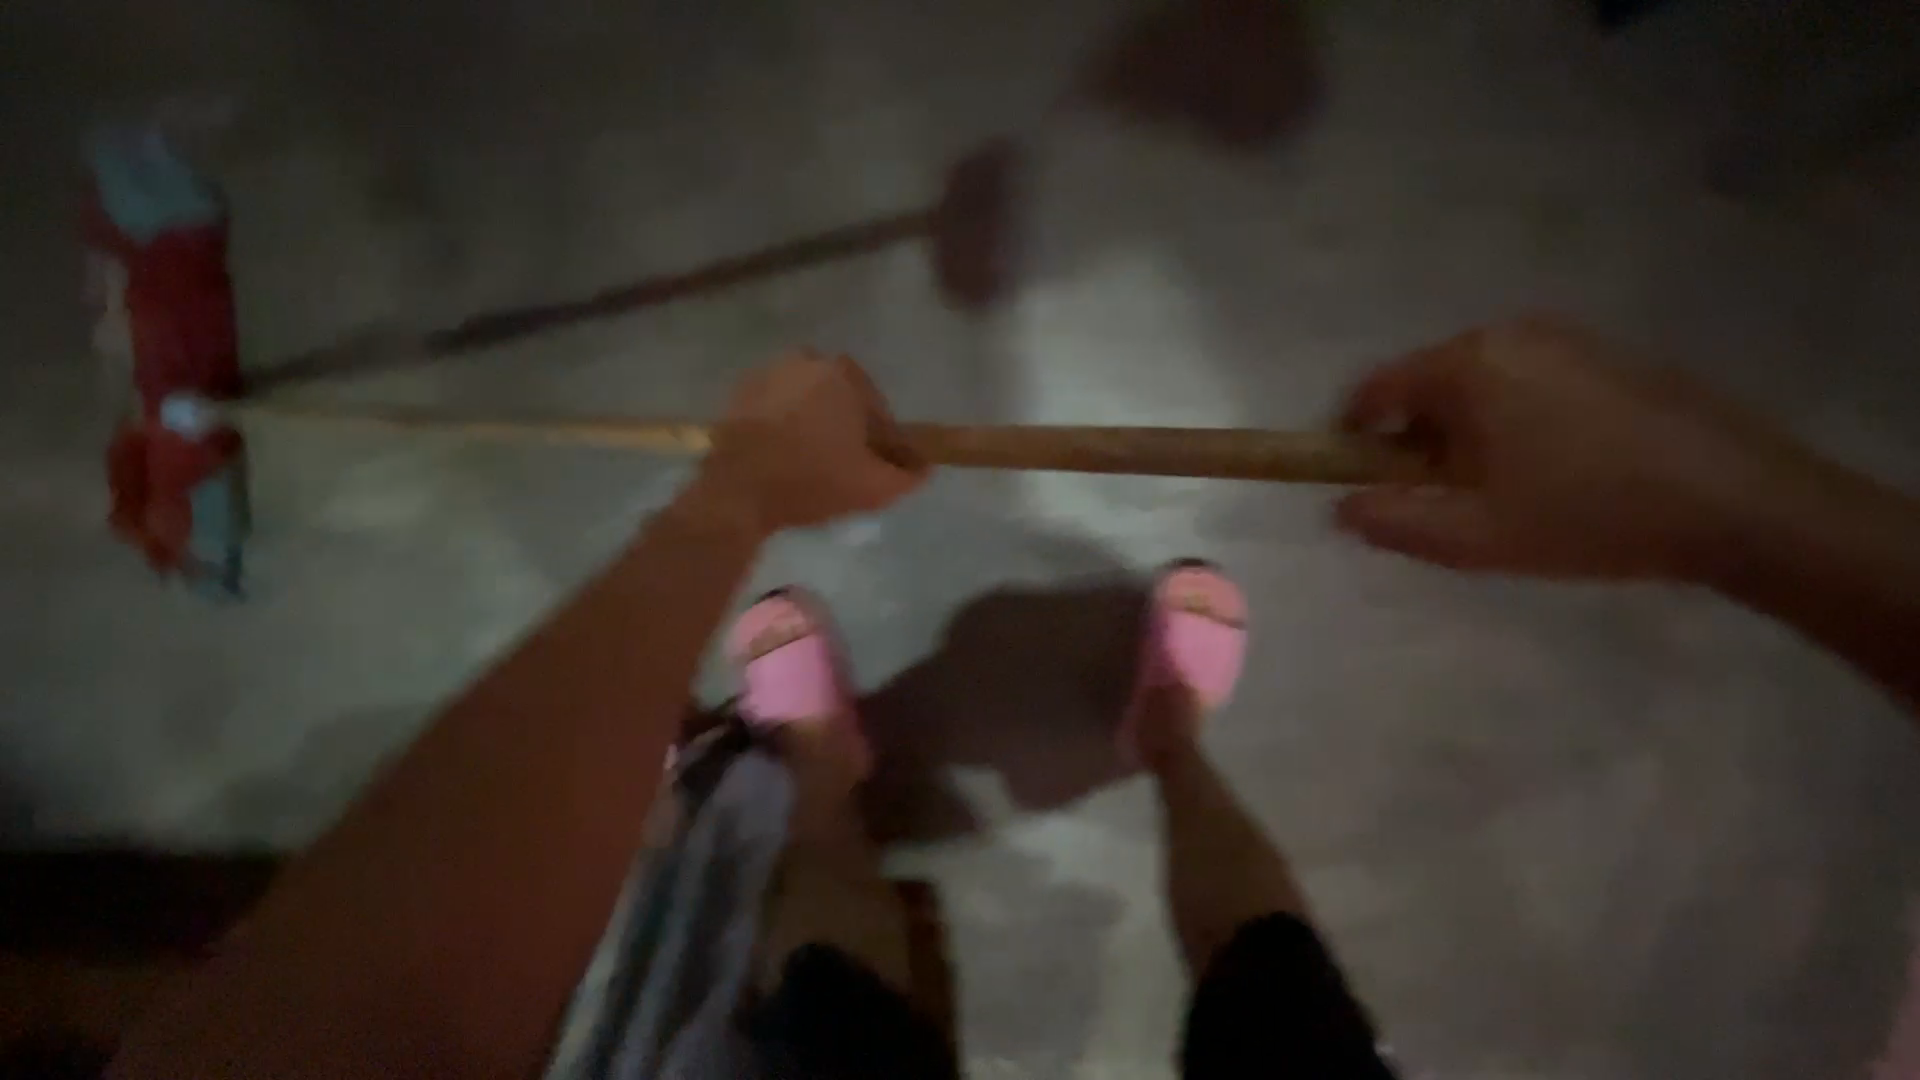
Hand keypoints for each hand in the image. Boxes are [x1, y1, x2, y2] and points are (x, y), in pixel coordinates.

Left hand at [702, 350, 926, 532]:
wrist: (737, 491)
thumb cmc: (812, 480)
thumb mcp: (874, 488)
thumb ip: (908, 476)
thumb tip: (924, 468)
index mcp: (843, 375)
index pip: (878, 408)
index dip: (882, 439)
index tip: (878, 464)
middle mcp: (806, 361)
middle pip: (841, 398)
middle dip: (847, 426)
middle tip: (845, 464)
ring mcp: (768, 374)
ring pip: (807, 400)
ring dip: (815, 423)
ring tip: (813, 461)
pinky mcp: (739, 394)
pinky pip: (777, 407)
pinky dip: (785, 425)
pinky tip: (784, 456)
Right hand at [1335, 315, 1821, 579]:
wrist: (1745, 506)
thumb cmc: (1587, 516)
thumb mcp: (1469, 537)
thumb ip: (1389, 520)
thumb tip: (1340, 508)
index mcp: (1467, 366)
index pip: (1373, 389)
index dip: (1349, 433)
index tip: (1356, 477)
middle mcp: (1509, 335)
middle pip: (1424, 384)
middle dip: (1412, 438)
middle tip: (1435, 494)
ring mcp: (1566, 339)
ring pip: (1475, 383)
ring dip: (1461, 431)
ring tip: (1495, 487)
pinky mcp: (1608, 354)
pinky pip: (1524, 380)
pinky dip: (1508, 418)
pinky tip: (1547, 466)